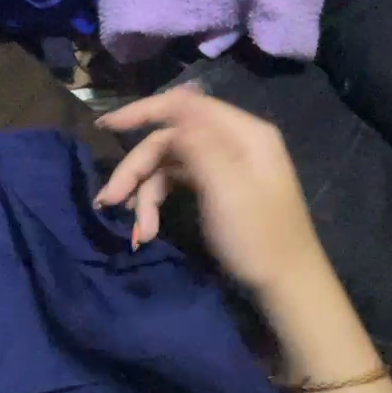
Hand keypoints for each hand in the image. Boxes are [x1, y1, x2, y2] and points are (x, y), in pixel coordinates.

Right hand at [94, 86, 332, 303]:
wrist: (287, 287)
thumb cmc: (258, 237)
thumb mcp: (226, 188)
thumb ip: (198, 144)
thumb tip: (169, 108)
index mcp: (242, 133)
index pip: (182, 105)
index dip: (140, 111)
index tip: (103, 127)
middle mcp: (231, 142)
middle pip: (167, 140)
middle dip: (135, 170)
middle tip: (109, 200)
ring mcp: (222, 165)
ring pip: (165, 164)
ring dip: (142, 192)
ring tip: (136, 229)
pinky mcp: (214, 186)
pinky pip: (173, 182)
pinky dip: (155, 203)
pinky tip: (146, 230)